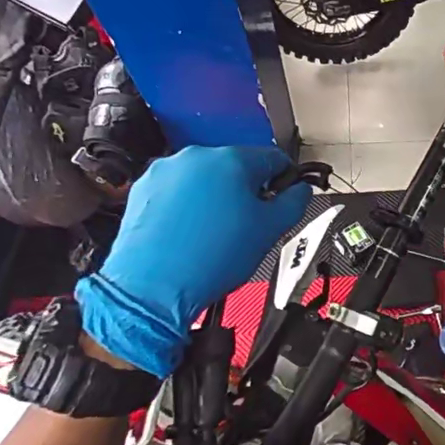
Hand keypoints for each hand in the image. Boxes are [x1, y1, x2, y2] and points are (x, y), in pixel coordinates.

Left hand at [76, 146, 310, 375]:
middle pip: (236, 168)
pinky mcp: (145, 190)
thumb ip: (294, 204)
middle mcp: (196, 158)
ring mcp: (167, 172)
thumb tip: (300, 192)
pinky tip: (191, 235)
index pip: (273, 158)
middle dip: (246, 193)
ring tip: (216, 235)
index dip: (285, 179)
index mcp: (231, 160)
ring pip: (205, 180)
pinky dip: (187, 207)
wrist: (153, 286)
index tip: (283, 195)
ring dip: (215, 200)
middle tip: (248, 225)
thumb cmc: (207, 260)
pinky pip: (177, 192)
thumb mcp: (269, 232)